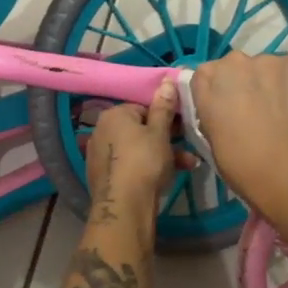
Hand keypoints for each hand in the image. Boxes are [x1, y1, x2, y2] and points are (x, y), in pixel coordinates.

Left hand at [85, 79, 180, 212]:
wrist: (123, 206)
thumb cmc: (144, 162)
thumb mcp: (160, 133)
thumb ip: (164, 107)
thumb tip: (167, 81)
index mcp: (113, 115)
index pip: (143, 107)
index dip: (165, 116)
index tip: (183, 127)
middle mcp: (101, 130)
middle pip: (139, 129)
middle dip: (167, 138)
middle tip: (188, 147)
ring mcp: (99, 154)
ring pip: (137, 149)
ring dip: (162, 155)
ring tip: (187, 165)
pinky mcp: (102, 175)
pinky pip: (128, 164)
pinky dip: (146, 168)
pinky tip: (164, 178)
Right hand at [188, 53, 287, 212]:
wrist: (284, 170)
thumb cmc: (239, 162)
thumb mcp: (210, 136)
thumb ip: (211, 111)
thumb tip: (222, 109)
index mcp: (206, 80)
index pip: (205, 75)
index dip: (216, 91)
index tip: (225, 108)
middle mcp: (233, 62)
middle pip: (234, 66)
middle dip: (241, 82)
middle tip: (251, 108)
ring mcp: (266, 60)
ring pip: (263, 67)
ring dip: (267, 82)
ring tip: (276, 109)